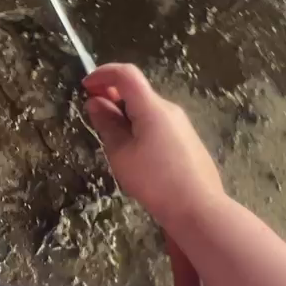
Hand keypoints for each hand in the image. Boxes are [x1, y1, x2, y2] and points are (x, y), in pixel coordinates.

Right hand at [83, 64, 226, 231]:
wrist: (200, 211)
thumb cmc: (155, 180)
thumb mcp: (121, 153)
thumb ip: (107, 124)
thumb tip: (96, 102)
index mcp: (152, 108)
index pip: (126, 74)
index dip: (102, 74)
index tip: (86, 88)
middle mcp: (169, 110)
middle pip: (136, 91)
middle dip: (111, 96)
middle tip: (95, 116)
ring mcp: (181, 125)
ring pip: (146, 109)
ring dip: (124, 114)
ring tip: (113, 140)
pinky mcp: (187, 141)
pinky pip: (157, 123)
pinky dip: (139, 125)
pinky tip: (135, 153)